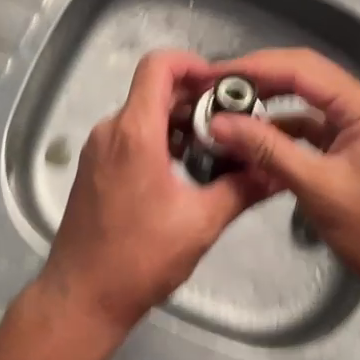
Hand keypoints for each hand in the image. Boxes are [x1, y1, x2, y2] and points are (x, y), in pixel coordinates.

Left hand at [36, 49, 275, 336]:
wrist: (81, 297)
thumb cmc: (139, 257)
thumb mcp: (200, 223)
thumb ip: (241, 189)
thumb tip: (277, 171)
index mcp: (135, 131)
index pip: (158, 66)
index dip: (191, 63)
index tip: (222, 84)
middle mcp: (112, 129)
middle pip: (154, 89)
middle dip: (195, 98)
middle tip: (232, 119)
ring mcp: (99, 147)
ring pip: (143, 113)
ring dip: (179, 121)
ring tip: (215, 146)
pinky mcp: (95, 166)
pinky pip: (130, 134)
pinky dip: (159, 137)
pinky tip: (185, 167)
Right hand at [206, 48, 359, 299]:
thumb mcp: (316, 187)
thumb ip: (267, 150)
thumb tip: (218, 122)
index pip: (299, 68)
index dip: (254, 67)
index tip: (215, 74)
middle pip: (301, 73)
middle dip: (257, 77)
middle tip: (215, 85)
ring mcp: (356, 121)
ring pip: (303, 95)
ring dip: (267, 99)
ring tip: (227, 105)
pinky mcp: (348, 140)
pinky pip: (309, 120)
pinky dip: (280, 125)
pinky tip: (252, 134)